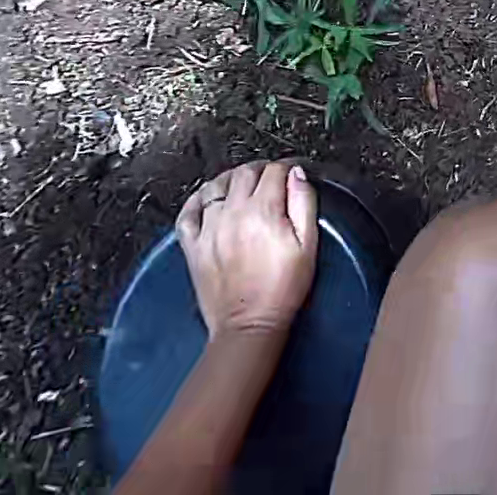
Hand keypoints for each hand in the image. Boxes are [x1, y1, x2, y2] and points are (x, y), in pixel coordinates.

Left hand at [176, 160, 318, 337]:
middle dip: (261, 170)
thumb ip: (304, 202)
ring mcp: (208, 229)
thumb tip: (296, 173)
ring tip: (244, 187)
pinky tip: (211, 199)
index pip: (274, 171)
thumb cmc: (284, 287)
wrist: (249, 327)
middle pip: (245, 173)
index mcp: (264, 211)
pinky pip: (188, 211)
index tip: (292, 175)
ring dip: (233, 180)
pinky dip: (198, 199)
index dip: (287, 168)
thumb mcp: (308, 244)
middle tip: (272, 180)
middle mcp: (233, 214)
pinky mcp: (192, 246)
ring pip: (216, 186)